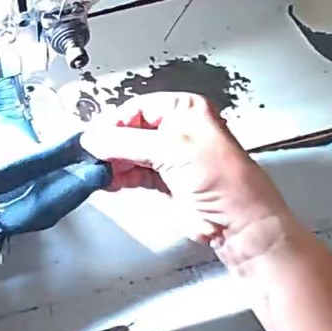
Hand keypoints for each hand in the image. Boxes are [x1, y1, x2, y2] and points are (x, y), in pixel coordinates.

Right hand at [80, 93, 297, 268]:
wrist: (238, 223)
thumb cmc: (223, 180)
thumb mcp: (170, 149)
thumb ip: (126, 142)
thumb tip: (94, 139)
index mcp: (185, 109)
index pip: (137, 107)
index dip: (115, 122)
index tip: (96, 137)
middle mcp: (178, 129)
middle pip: (131, 130)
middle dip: (111, 144)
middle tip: (93, 156)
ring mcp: (172, 155)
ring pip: (130, 152)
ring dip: (113, 163)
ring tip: (99, 171)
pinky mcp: (166, 179)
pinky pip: (135, 172)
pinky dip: (120, 177)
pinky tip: (109, 181)